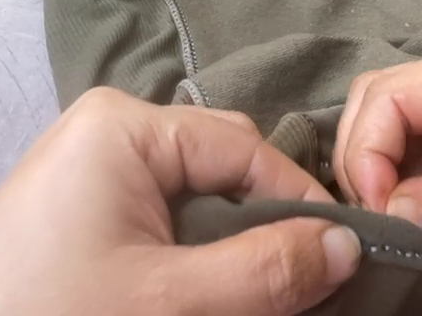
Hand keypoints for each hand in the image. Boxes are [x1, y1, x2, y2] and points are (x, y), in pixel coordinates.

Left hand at [0, 87, 360, 315]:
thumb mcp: (170, 301)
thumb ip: (264, 272)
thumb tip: (348, 244)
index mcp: (125, 123)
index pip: (240, 145)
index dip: (297, 196)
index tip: (346, 252)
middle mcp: (106, 123)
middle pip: (216, 158)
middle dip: (263, 215)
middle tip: (303, 277)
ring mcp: (86, 158)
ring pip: (188, 185)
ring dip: (228, 234)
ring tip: (255, 285)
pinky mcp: (73, 198)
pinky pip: (154, 204)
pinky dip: (190, 241)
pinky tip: (200, 282)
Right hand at [332, 34, 421, 314]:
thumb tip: (380, 214)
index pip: (393, 94)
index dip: (369, 151)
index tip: (376, 216)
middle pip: (385, 106)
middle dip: (364, 159)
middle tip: (371, 226)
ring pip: (398, 138)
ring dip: (380, 180)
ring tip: (381, 233)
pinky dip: (405, 196)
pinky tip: (403, 229)